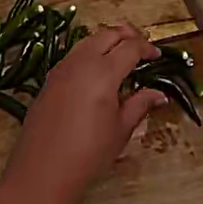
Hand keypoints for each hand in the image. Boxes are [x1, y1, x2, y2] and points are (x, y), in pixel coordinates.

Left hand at [2, 26, 165, 203]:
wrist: (44, 168)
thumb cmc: (89, 153)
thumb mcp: (121, 130)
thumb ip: (139, 105)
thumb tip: (158, 94)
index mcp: (103, 73)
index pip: (129, 48)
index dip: (146, 48)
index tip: (157, 55)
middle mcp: (81, 63)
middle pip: (106, 35)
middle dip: (126, 35)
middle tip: (141, 47)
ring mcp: (61, 68)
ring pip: (87, 41)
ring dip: (106, 41)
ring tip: (121, 54)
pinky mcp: (49, 78)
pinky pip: (73, 55)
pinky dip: (89, 52)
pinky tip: (96, 70)